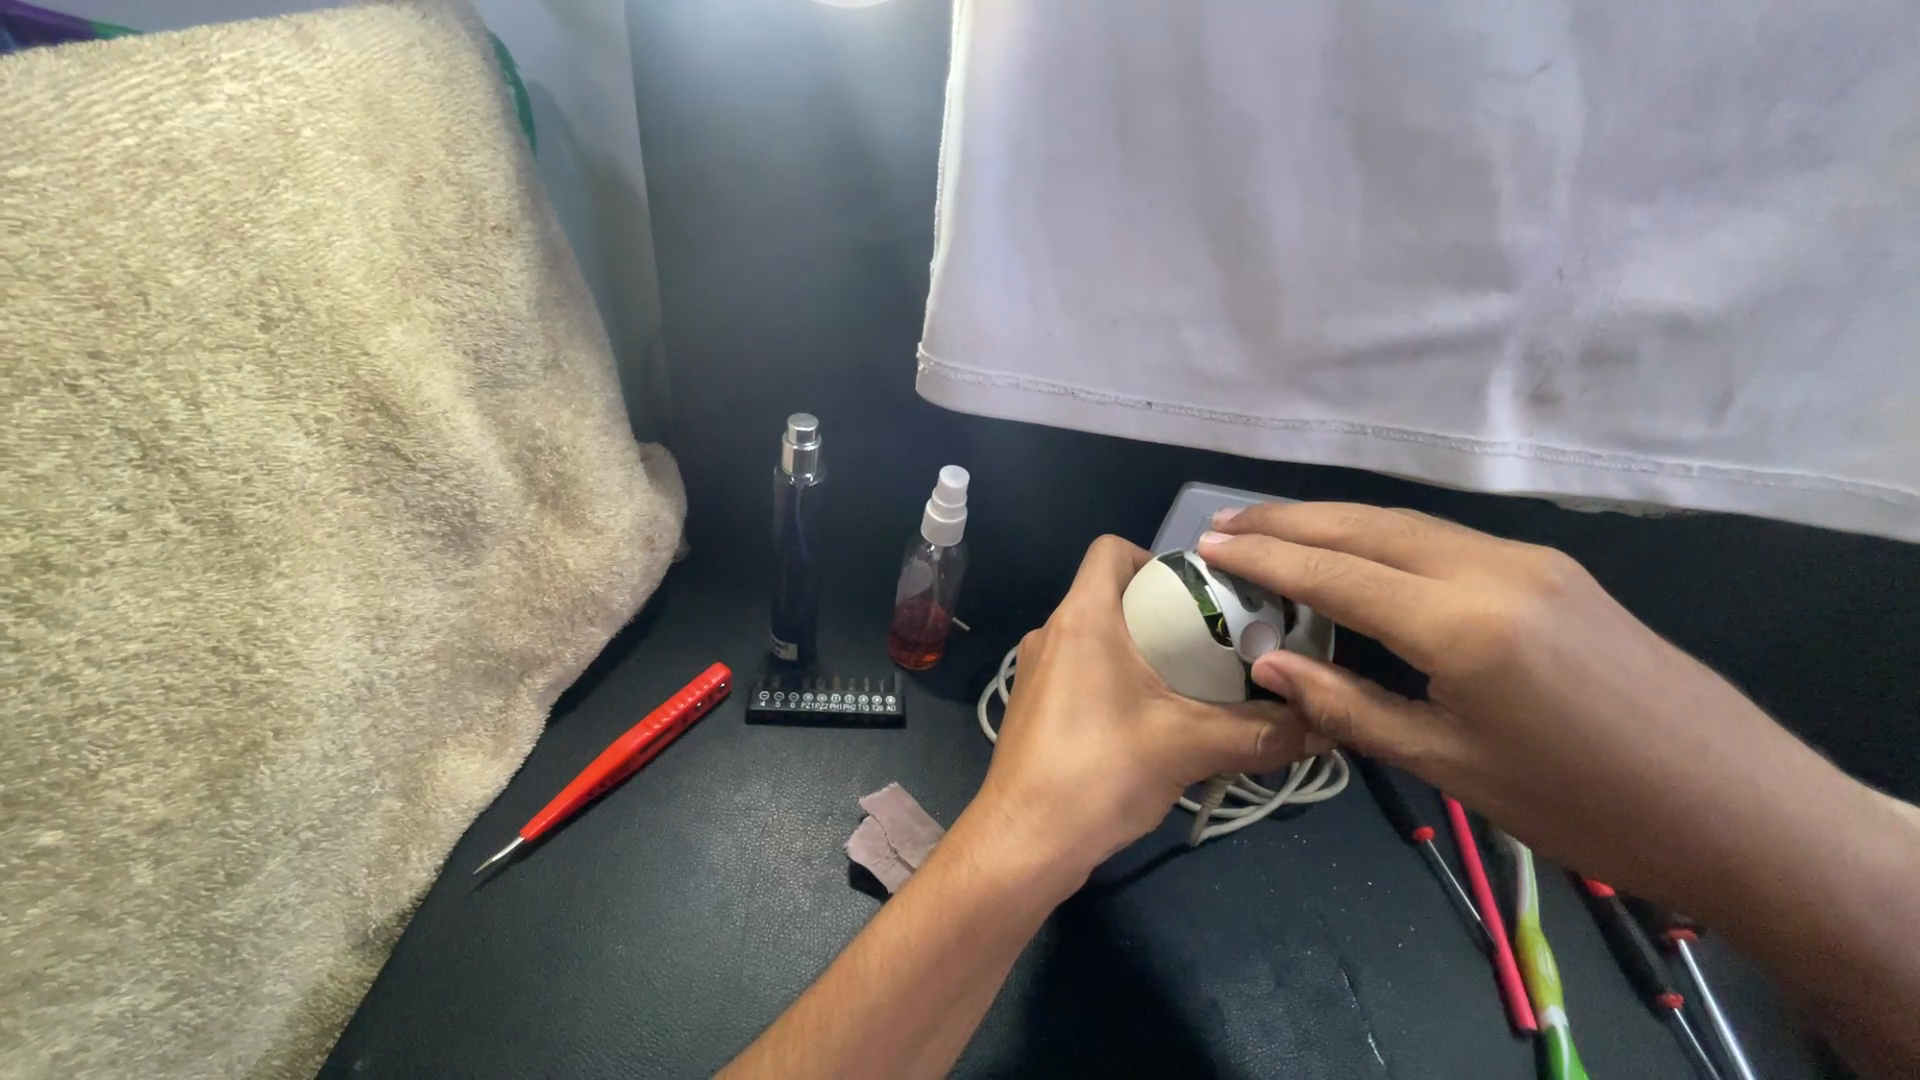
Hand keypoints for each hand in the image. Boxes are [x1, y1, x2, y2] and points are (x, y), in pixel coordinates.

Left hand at [970, 536, 1322, 887]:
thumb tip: (1327, 725)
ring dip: (1141, 649)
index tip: (1199, 596)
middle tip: (1213, 642)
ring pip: (1096, 635)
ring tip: (1191, 683)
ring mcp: (1036, 669)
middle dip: (1163, 611)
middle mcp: (1052, 631)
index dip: (1157, 558)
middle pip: (1111, 593)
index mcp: (1082, 616)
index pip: (1112, 549)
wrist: (1024, 840)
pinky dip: (1116, 678)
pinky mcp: (1034, 704)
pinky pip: (1081, 669)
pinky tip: (1150, 720)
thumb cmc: (1099, 773)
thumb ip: (1262, 732)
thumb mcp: (1190, 748)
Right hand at [1196, 502, 1865, 901]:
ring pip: (1404, 523)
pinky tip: (1352, 549)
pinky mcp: (1550, 569)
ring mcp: (1527, 561)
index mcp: (1461, 625)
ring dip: (1331, 521)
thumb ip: (1347, 706)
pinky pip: (1441, 538)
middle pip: (1365, 526)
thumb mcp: (1447, 766)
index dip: (1265, 558)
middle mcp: (1490, 569)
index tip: (1209, 545)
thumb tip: (1268, 663)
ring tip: (1271, 528)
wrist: (1740, 809)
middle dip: (1288, 521)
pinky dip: (1379, 535)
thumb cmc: (1579, 804)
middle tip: (1225, 522)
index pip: (1335, 573)